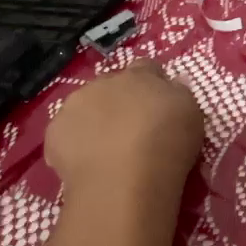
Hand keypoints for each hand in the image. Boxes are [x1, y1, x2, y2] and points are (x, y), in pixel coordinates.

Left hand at [44, 58, 205, 203]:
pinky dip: (75, 142)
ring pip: (85, 106)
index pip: (146, 67)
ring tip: (107, 147)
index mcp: (140, 75)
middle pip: (112, 85)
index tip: (159, 103)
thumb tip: (171, 83)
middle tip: (132, 127)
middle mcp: (105, 82)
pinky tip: (88, 161)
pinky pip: (67, 133)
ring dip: (95, 118)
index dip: (153, 82)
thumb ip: (178, 92)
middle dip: (120, 100)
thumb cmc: (167, 142)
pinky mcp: (54, 133)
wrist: (124, 178)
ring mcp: (75, 106)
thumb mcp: (191, 113)